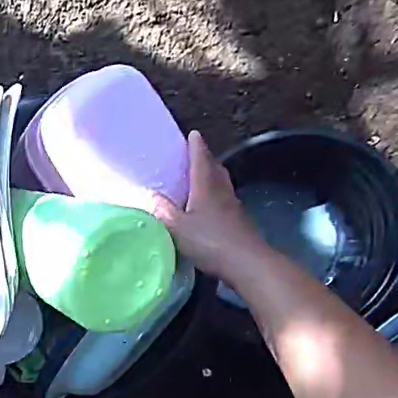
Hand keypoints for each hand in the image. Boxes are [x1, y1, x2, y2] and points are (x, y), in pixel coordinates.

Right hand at [148, 131, 273, 284]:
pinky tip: (212, 206)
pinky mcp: (240, 222)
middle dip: (206, 159)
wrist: (247, 262)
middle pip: (215, 169)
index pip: (201, 160)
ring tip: (203, 176)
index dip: (196, 147)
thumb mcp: (178, 228)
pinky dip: (218, 196)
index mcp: (205, 187)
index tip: (194, 134)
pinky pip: (226, 200)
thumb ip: (164, 211)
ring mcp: (233, 207)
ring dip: (213, 176)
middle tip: (197, 154)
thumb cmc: (209, 241)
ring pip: (222, 184)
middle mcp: (221, 192)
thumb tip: (151, 196)